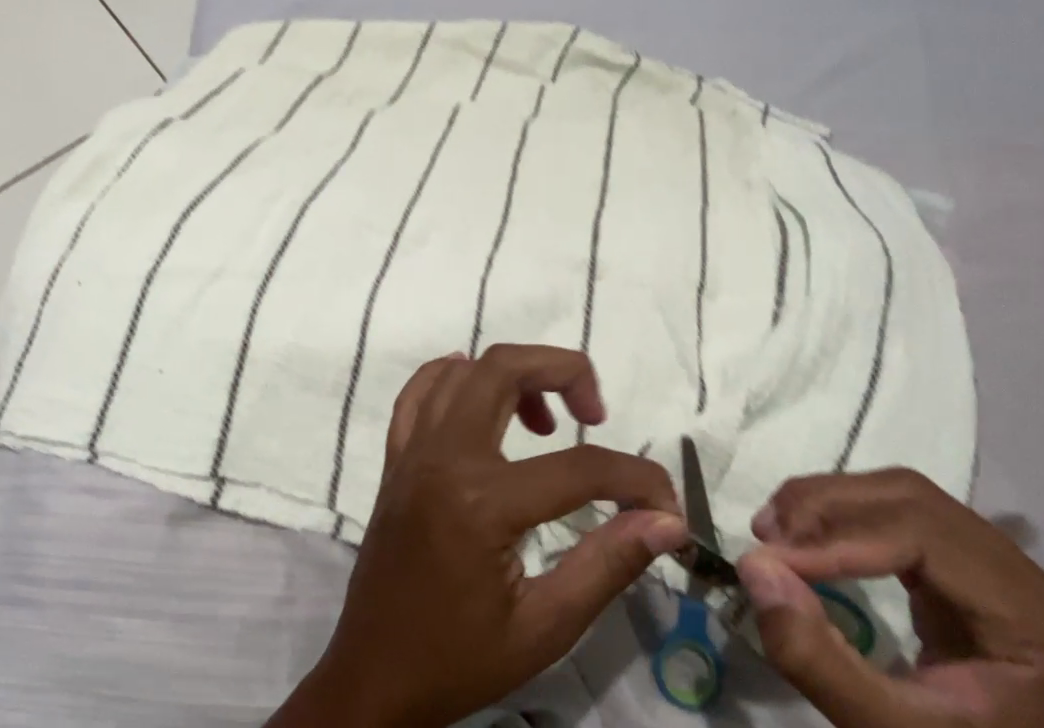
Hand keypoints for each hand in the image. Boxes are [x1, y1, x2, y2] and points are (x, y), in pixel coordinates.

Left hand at [269, 345, 689, 727]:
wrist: (375, 675)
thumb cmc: (460, 659)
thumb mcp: (545, 627)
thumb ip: (607, 564)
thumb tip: (667, 521)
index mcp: (482, 502)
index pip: (580, 466)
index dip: (638, 481)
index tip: (666, 509)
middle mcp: (442, 458)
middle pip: (503, 369)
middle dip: (565, 372)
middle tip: (596, 415)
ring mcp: (410, 453)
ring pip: (460, 371)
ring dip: (511, 375)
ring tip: (545, 423)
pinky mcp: (394, 461)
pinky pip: (418, 395)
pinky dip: (452, 379)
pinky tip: (480, 402)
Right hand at [738, 469, 1043, 727]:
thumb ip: (819, 658)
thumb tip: (754, 567)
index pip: (927, 534)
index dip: (840, 535)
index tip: (769, 557)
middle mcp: (1040, 588)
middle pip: (917, 502)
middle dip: (830, 508)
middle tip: (765, 535)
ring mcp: (1013, 582)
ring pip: (909, 501)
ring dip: (833, 508)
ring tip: (777, 536)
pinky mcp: (978, 585)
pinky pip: (909, 527)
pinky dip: (850, 526)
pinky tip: (813, 547)